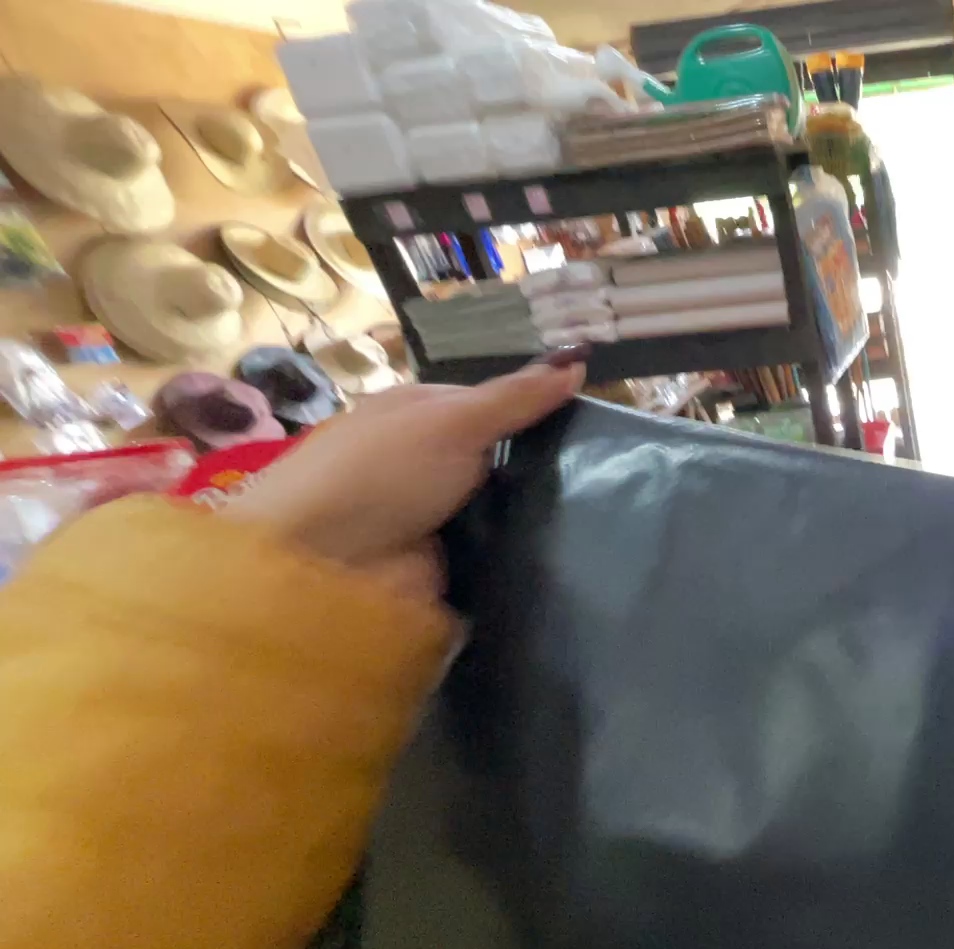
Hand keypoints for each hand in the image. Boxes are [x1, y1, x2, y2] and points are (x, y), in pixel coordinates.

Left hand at [224, 347, 587, 590]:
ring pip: (518, 500)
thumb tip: (579, 358)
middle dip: (554, 463)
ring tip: (610, 507)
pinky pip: (512, 542)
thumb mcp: (452, 420)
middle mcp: (435, 458)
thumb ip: (517, 396)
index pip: (501, 403)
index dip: (545, 408)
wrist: (325, 568)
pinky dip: (537, 542)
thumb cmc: (380, 474)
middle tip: (611, 469)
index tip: (596, 424)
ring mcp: (447, 509)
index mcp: (425, 413)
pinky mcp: (459, 555)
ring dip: (551, 506)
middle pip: (513, 454)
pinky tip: (579, 540)